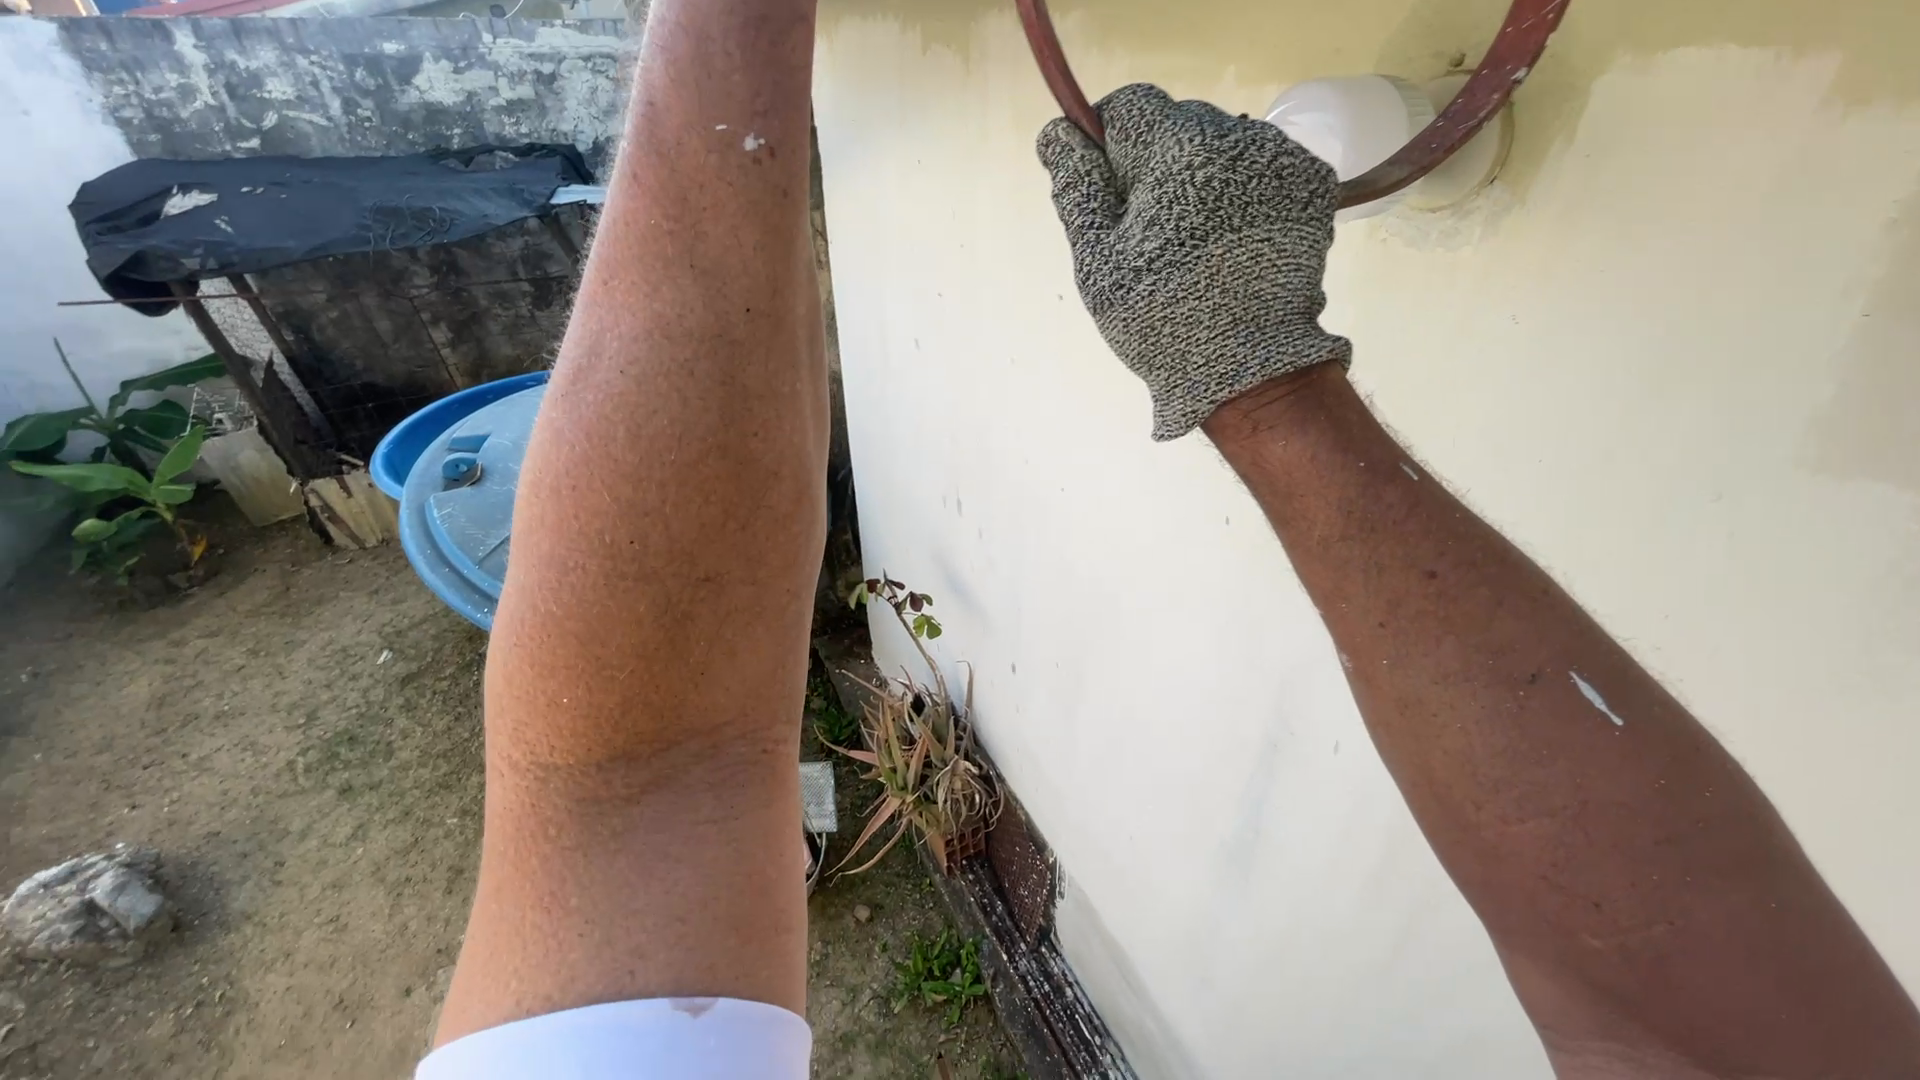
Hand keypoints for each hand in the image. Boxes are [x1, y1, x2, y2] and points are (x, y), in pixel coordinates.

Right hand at [1037, 83, 1351, 440]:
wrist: (1246, 370)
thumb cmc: (1159, 318)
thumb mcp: (1098, 260)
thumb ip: (1077, 188)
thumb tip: (1057, 133)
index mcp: (1178, 146)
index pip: (1129, 107)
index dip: (1107, 144)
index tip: (1105, 190)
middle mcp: (1237, 135)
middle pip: (1177, 126)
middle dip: (1155, 165)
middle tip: (1149, 232)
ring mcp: (1282, 159)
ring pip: (1220, 146)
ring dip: (1199, 177)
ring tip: (1195, 243)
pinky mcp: (1312, 188)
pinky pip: (1259, 169)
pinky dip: (1239, 192)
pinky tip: (1231, 243)